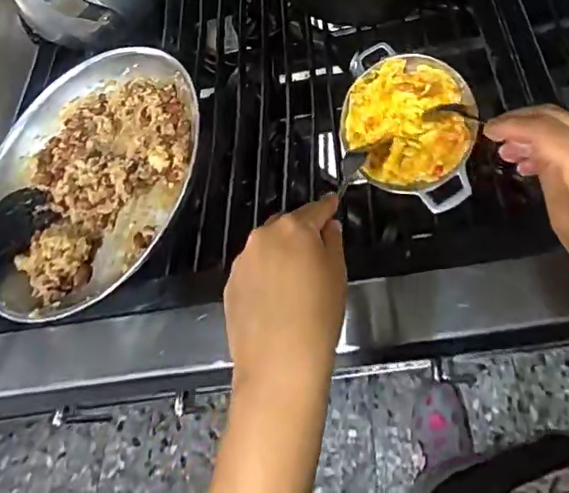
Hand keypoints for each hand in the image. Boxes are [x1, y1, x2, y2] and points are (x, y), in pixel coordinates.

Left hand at [222, 194, 346, 387]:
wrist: (278, 365)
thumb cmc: (318, 315)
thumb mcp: (338, 273)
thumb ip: (333, 241)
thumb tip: (327, 227)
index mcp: (294, 227)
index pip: (316, 208)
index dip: (328, 206)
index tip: (333, 203)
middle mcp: (264, 236)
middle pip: (287, 224)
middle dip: (301, 232)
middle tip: (317, 253)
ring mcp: (243, 261)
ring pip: (267, 246)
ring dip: (281, 253)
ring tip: (295, 280)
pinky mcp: (230, 285)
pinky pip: (253, 269)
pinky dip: (265, 274)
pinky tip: (276, 298)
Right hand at [484, 106, 568, 322]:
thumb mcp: (565, 221)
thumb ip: (549, 175)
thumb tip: (532, 149)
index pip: (545, 130)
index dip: (513, 126)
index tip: (489, 130)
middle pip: (559, 117)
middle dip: (524, 121)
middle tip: (498, 136)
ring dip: (541, 130)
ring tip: (513, 152)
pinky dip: (560, 140)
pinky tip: (542, 159)